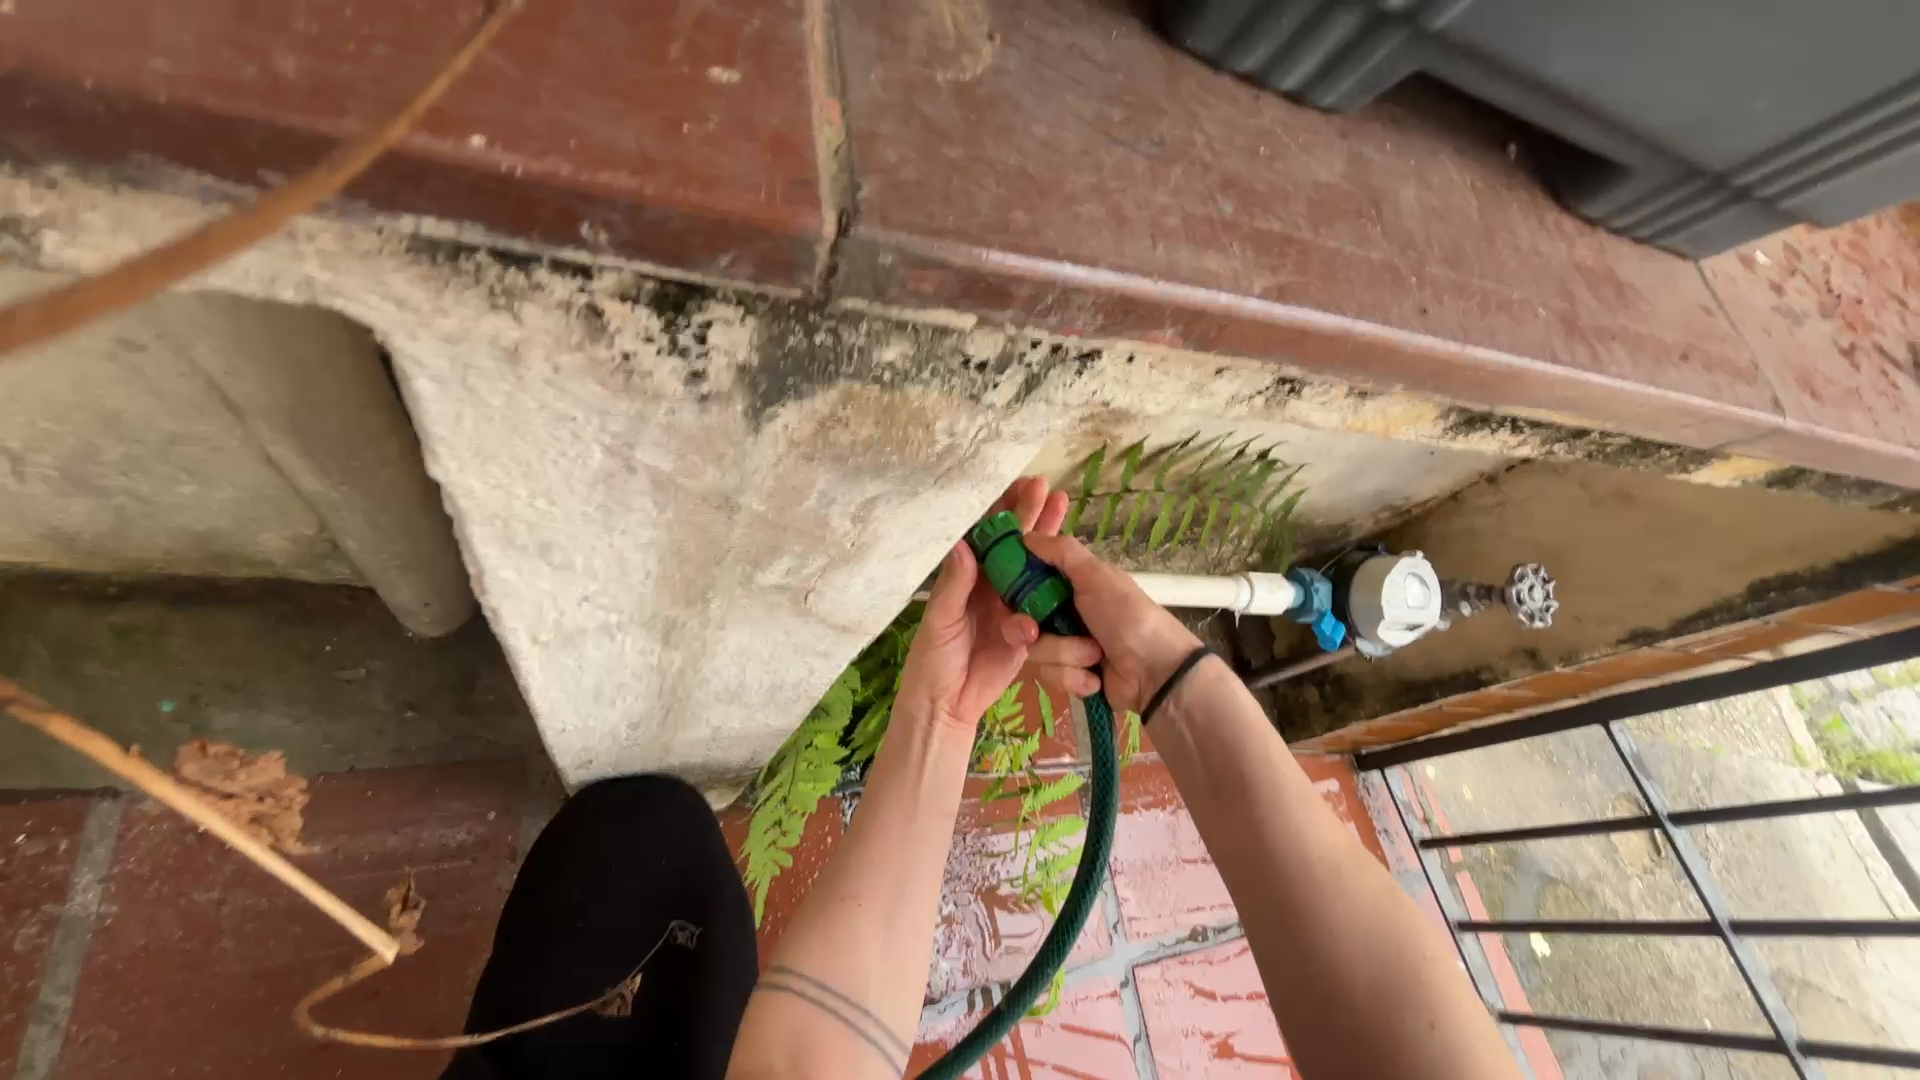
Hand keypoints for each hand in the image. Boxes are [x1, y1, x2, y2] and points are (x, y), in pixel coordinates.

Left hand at [897, 477, 1104, 731]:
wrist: (948, 704)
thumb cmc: (933, 659)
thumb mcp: (940, 621)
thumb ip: (954, 586)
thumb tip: (964, 546)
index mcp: (966, 578)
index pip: (986, 537)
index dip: (1002, 511)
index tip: (1020, 486)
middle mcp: (989, 586)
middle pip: (1015, 545)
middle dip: (1031, 516)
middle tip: (1049, 488)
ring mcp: (1010, 606)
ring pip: (1034, 569)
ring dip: (1048, 541)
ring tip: (1063, 509)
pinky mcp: (1027, 630)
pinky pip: (1044, 606)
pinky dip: (1055, 589)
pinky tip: (1067, 564)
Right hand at [1023, 533, 1201, 715]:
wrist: (1157, 671)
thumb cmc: (1127, 616)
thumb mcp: (1096, 575)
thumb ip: (1062, 552)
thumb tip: (1026, 536)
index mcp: (1069, 585)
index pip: (1024, 584)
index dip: (1012, 591)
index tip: (1008, 597)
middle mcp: (1063, 614)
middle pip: (1020, 623)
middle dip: (1029, 631)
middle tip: (1036, 631)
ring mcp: (1067, 648)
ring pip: (1036, 652)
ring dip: (1065, 655)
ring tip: (1094, 656)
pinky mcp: (1072, 677)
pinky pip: (1052, 678)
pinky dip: (1075, 678)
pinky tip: (1095, 678)